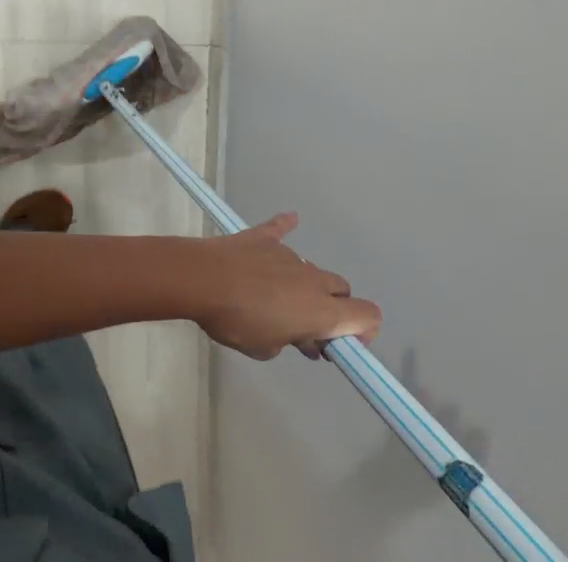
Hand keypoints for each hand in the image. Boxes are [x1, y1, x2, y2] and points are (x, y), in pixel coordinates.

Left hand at [194, 213, 381, 359]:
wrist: (199, 280)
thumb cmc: (235, 320)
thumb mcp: (265, 349)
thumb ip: (289, 342)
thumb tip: (293, 334)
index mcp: (322, 311)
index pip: (368, 315)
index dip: (363, 331)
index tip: (340, 344)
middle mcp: (313, 279)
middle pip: (340, 290)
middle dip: (331, 308)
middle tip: (304, 325)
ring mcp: (288, 255)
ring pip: (310, 268)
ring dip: (303, 284)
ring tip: (274, 298)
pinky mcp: (262, 238)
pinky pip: (279, 229)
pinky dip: (285, 227)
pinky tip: (292, 218)